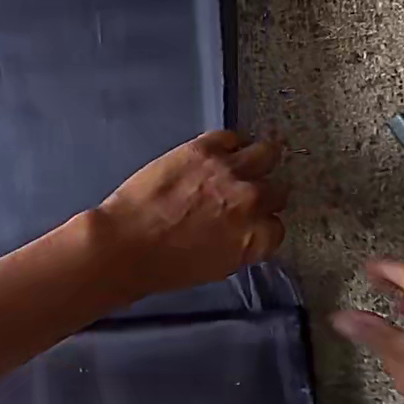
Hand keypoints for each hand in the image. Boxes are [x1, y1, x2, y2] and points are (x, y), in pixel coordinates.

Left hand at [83, 131, 287, 302]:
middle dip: (266, 193)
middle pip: (279, 189)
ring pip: (267, 153)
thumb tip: (250, 231)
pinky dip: (230, 145)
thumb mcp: (220, 267)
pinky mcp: (206, 148)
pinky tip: (221, 154)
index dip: (265, 224)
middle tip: (249, 195)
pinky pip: (232, 137)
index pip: (278, 226)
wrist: (125, 244)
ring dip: (261, 160)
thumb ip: (245, 245)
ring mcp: (230, 170)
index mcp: (256, 236)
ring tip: (250, 163)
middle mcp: (251, 200)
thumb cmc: (168, 266)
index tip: (254, 223)